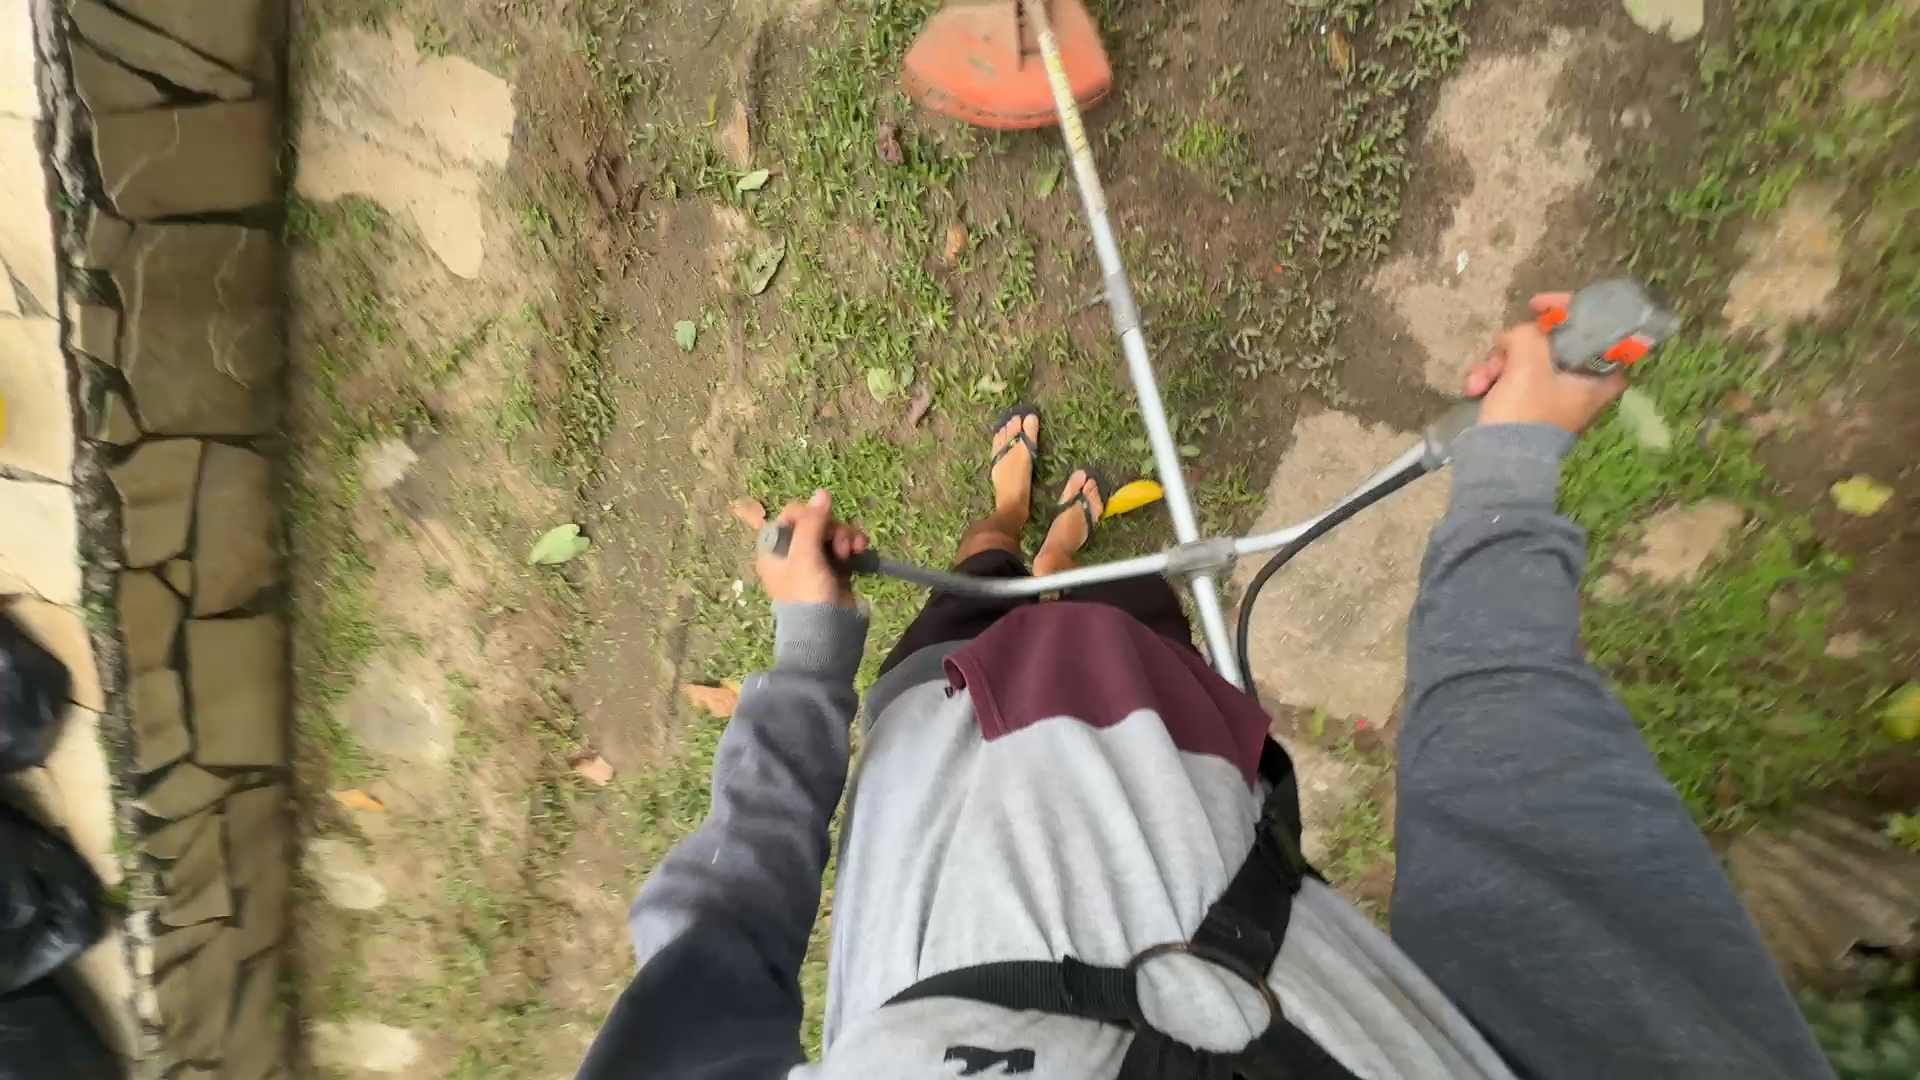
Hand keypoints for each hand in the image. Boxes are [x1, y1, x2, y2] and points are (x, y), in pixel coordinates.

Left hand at [755, 489, 868, 607]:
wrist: (825, 632)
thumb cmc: (807, 593)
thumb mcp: (805, 556)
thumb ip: (812, 523)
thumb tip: (822, 492)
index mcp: (774, 549)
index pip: (791, 516)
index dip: (810, 514)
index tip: (823, 522)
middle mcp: (792, 553)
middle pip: (815, 522)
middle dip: (832, 528)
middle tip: (840, 545)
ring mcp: (814, 561)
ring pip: (832, 533)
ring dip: (845, 536)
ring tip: (853, 550)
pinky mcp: (834, 569)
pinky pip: (843, 546)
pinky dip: (853, 545)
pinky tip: (862, 550)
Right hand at [1465, 293, 1627, 433]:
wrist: (1497, 461)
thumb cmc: (1524, 413)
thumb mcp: (1528, 366)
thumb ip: (1528, 335)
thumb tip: (1517, 334)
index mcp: (1601, 373)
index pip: (1594, 326)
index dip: (1566, 309)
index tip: (1535, 304)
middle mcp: (1581, 381)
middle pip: (1548, 343)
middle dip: (1512, 348)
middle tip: (1496, 357)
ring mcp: (1551, 393)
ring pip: (1522, 359)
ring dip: (1493, 365)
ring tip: (1477, 382)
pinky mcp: (1526, 403)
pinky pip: (1509, 377)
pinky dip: (1489, 379)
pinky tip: (1474, 390)